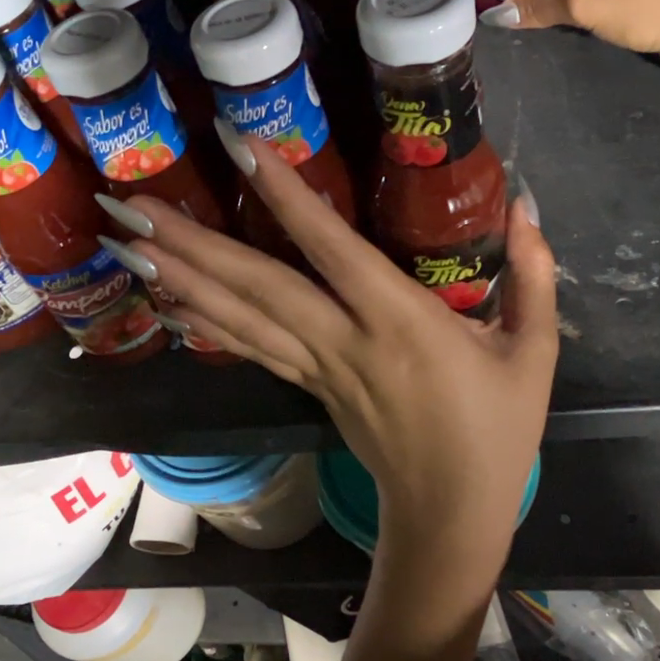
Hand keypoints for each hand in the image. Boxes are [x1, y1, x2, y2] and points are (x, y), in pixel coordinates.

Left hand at [95, 122, 559, 558]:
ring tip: (124, 240)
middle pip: (258, 285)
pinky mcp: (306, 388)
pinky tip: (165, 296)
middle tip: (127, 202)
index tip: (239, 144)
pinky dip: (202, 319)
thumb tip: (528, 204)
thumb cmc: (497, 432)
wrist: (451, 516)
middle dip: (190, 242)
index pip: (332, 248)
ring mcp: (317, 369)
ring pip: (239, 318)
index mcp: (402, 324)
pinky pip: (247, 348)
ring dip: (179, 277)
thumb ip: (533, 276)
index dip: (285, 195)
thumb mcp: (535, 354)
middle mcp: (345, 342)